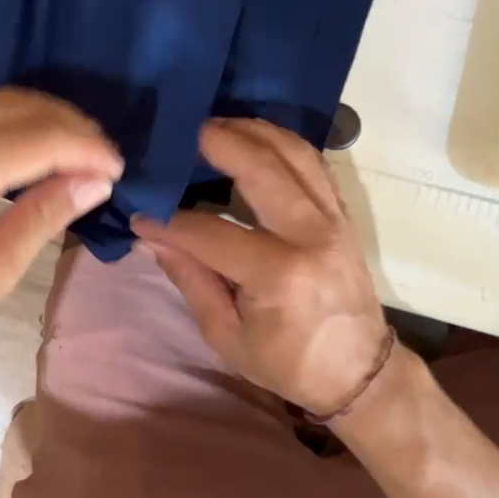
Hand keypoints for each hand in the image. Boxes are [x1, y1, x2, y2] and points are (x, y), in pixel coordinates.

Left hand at [0, 87, 122, 351]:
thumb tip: (96, 181)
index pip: (44, 137)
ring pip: (7, 101)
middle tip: (106, 164)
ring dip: (51, 120)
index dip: (89, 150)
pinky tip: (41, 147)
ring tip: (83, 155)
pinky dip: (22, 120)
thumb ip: (43, 218)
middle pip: (29, 109)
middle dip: (76, 129)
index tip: (119, 173)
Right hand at [132, 118, 391, 416]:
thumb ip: (191, 279)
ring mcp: (333, 219)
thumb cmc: (289, 363)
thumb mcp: (227, 335)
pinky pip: (312, 163)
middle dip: (217, 141)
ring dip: (252, 130)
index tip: (139, 214)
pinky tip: (253, 137)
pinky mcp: (342, 214)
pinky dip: (281, 142)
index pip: (210, 232)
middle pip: (261, 167)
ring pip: (294, 152)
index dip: (168, 222)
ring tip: (215, 124)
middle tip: (182, 130)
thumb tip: (152, 236)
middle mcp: (311, 235)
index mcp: (279, 274)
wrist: (359, 372)